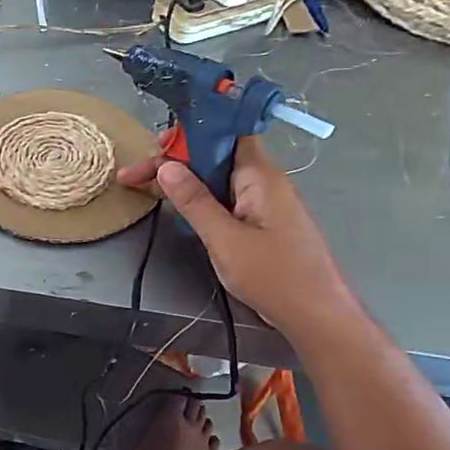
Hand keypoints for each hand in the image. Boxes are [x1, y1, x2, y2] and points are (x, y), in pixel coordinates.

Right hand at [116, 136, 362, 340]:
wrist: (315, 314)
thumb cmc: (274, 276)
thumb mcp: (224, 239)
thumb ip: (194, 201)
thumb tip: (166, 167)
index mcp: (260, 177)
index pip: (225, 134)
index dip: (188, 135)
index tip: (154, 148)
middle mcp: (264, 182)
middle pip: (215, 156)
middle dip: (174, 160)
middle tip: (134, 176)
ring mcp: (263, 202)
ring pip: (217, 178)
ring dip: (182, 181)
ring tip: (144, 186)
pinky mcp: (260, 222)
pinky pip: (224, 198)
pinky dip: (197, 198)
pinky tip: (176, 206)